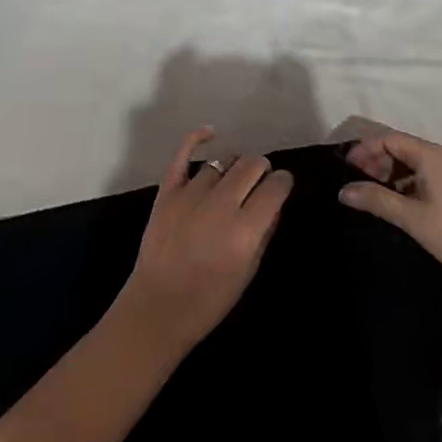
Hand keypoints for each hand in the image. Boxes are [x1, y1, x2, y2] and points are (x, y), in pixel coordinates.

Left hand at [117, 129, 293, 354]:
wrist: (158, 308)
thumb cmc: (210, 299)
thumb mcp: (249, 271)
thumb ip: (264, 231)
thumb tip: (274, 201)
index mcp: (245, 230)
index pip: (275, 187)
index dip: (283, 182)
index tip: (283, 184)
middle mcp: (220, 205)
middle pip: (251, 166)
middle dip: (262, 169)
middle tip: (260, 181)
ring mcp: (191, 195)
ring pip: (223, 162)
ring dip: (234, 167)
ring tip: (235, 178)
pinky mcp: (167, 192)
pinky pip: (182, 155)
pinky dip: (197, 138)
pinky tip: (211, 133)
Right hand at [340, 131, 441, 292]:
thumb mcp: (412, 217)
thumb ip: (376, 200)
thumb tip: (343, 190)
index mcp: (431, 156)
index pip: (390, 139)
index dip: (365, 149)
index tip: (345, 167)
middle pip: (401, 149)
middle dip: (376, 162)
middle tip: (355, 183)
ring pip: (413, 165)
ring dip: (390, 176)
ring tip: (371, 196)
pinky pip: (424, 178)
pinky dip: (406, 186)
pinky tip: (396, 206)